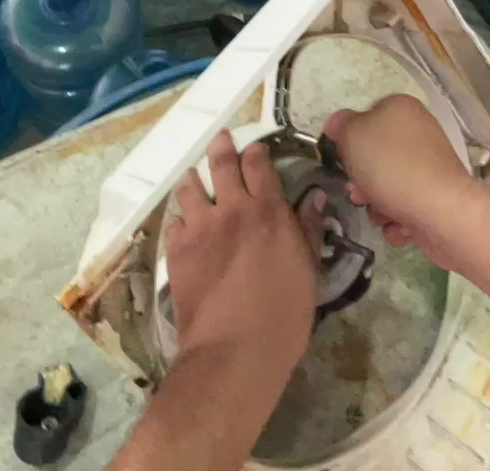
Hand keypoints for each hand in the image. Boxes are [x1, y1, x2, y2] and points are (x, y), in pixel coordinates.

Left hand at [164, 130, 328, 380]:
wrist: (233, 352)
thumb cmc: (282, 315)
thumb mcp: (309, 270)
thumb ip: (309, 229)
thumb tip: (315, 196)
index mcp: (267, 211)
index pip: (258, 164)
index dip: (256, 151)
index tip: (255, 147)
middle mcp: (231, 209)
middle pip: (221, 163)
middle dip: (221, 146)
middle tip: (220, 139)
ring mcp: (199, 227)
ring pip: (190, 186)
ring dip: (194, 177)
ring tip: (194, 176)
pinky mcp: (176, 250)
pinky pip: (174, 221)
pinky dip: (180, 217)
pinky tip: (184, 223)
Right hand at [323, 94, 483, 270]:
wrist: (441, 211)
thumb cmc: (390, 165)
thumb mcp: (352, 135)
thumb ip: (340, 124)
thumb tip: (338, 121)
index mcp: (401, 108)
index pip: (368, 115)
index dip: (352, 137)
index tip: (345, 155)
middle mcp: (419, 132)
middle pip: (377, 155)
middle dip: (362, 180)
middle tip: (358, 192)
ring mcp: (430, 167)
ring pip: (388, 184)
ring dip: (377, 204)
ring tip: (382, 213)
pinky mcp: (438, 197)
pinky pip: (406, 206)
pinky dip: (398, 219)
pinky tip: (400, 226)